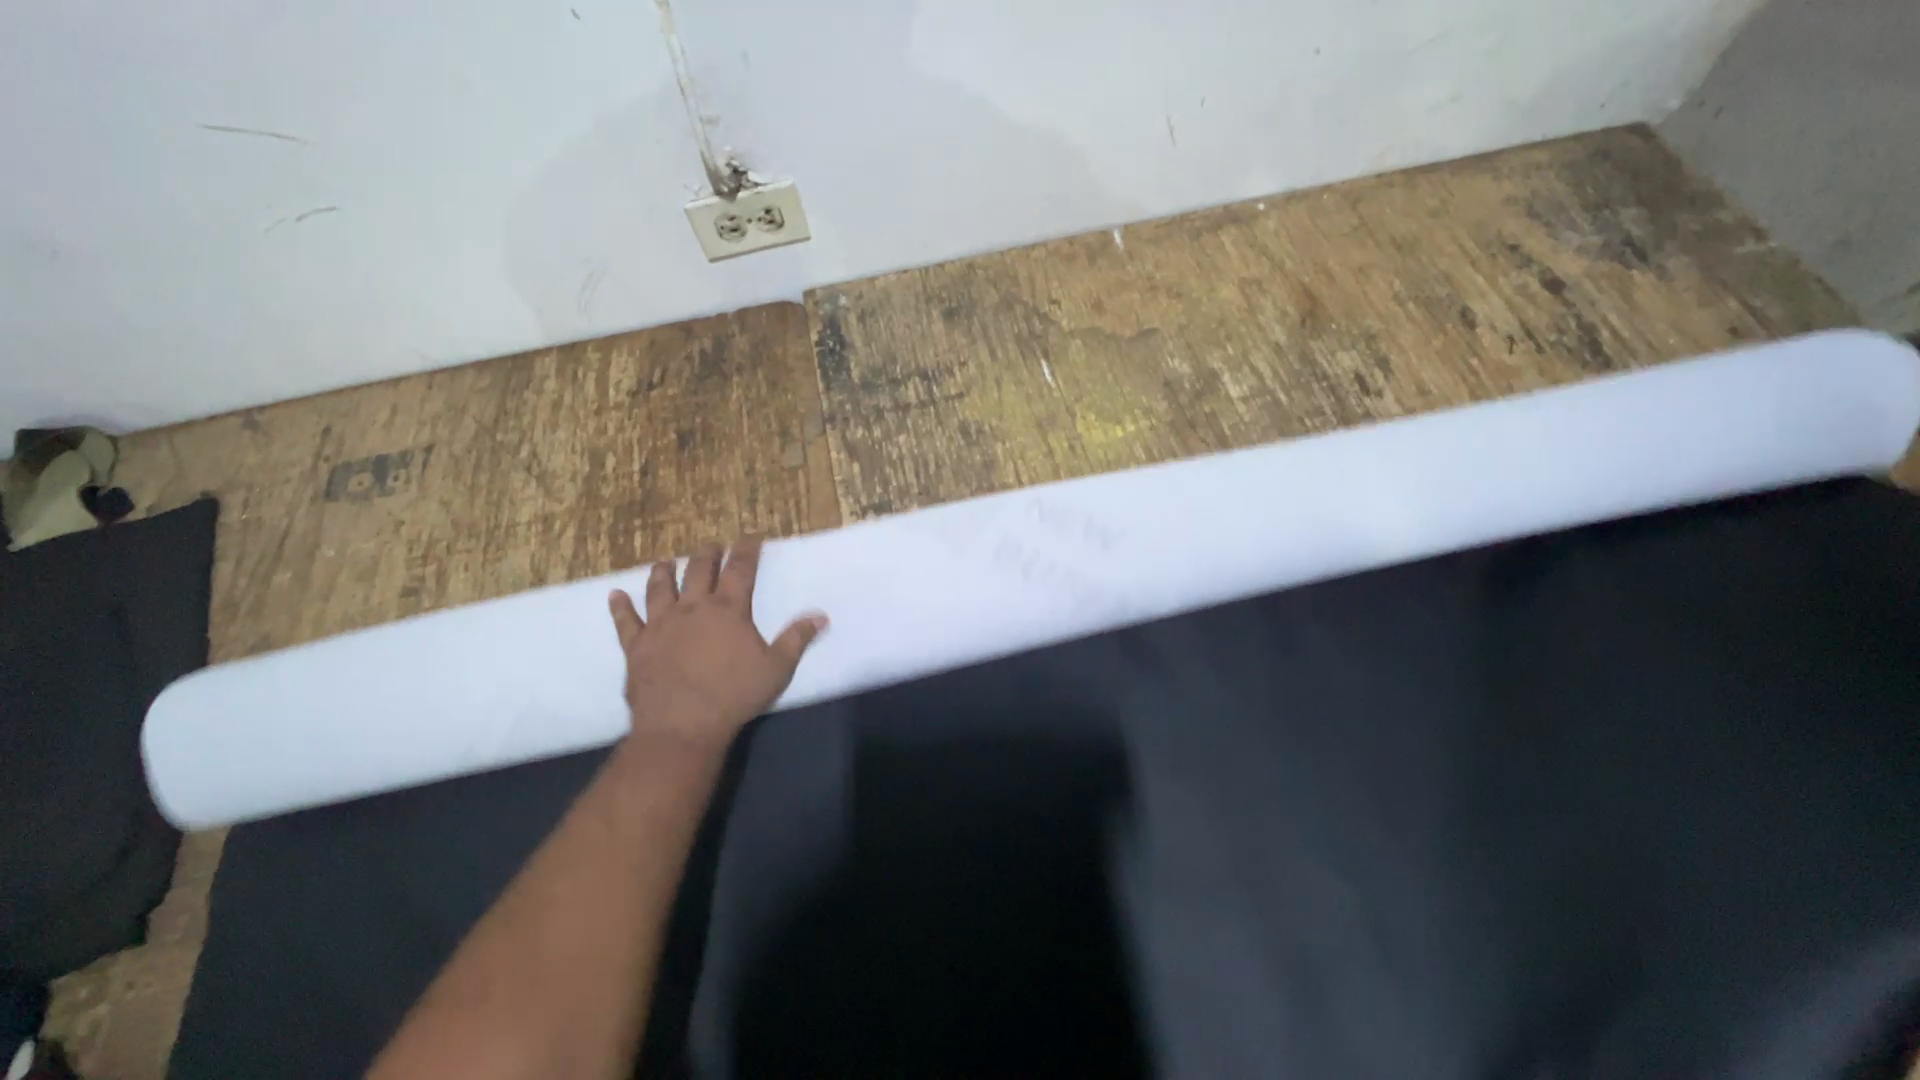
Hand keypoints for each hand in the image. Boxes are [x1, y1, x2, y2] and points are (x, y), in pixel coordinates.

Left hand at [607, 535, 826, 748]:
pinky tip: (615, 595)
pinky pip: (626, 622)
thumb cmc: (734, 696)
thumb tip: (821, 615)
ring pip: (660, 589)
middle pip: (699, 571)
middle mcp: (693, 608)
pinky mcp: (637, 646)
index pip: (740, 569)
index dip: (747, 548)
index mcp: (728, 610)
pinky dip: (620, 607)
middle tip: (711, 545)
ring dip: (664, 572)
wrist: (683, 725)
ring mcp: (661, 625)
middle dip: (707, 554)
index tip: (750, 533)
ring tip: (665, 561)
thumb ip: (797, 639)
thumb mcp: (777, 669)